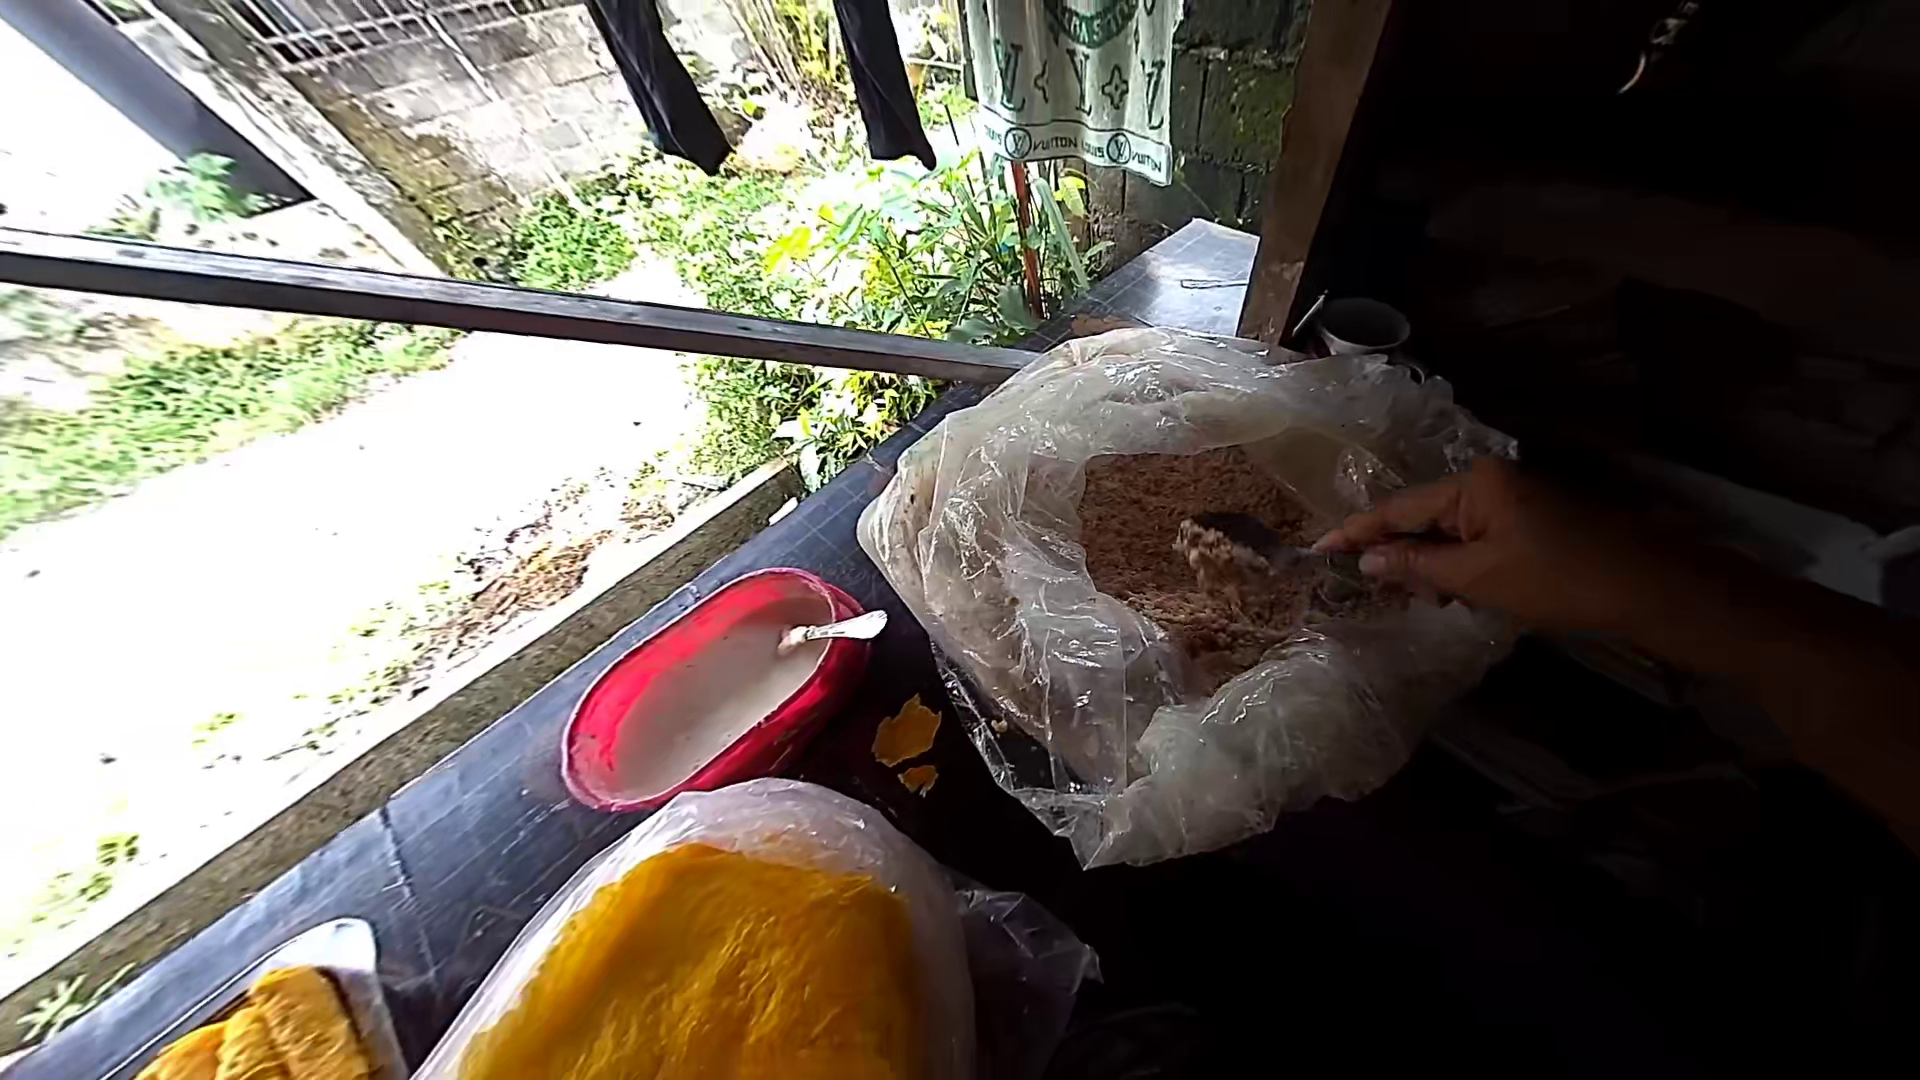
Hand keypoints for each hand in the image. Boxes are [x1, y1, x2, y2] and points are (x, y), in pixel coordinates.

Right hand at [1314, 457, 1680, 636]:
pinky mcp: (1535, 520)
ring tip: (1413, 593)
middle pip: (1420, 516)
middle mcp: (1491, 481)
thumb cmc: (1562, 581)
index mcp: (1474, 484)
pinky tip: (1451, 587)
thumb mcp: (1475, 577)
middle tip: (1362, 580)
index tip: (1317, 551)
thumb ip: (1413, 564)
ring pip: (1447, 530)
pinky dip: (1456, 562)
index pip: (1395, 509)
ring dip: (1426, 561)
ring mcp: (1516, 499)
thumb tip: (1365, 560)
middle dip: (1392, 550)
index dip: (1353, 533)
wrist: (1670, 594)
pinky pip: (1475, 537)